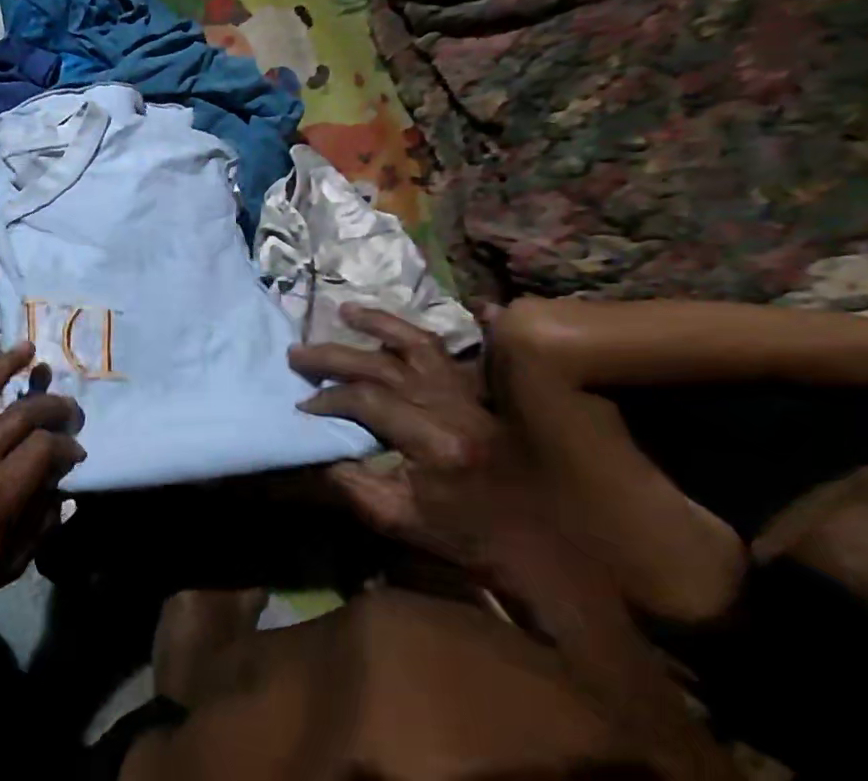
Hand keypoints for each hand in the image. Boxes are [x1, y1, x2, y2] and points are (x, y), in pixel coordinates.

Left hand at [0, 343, 84, 640]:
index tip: (76, 453)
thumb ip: (44, 516)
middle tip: (68, 406)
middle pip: (19, 414)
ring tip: (25, 348)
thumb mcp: (16, 558)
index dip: (67, 446)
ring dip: (2, 367)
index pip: (45, 448)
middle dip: (50, 404)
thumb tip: (62, 483)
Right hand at [289, 305, 556, 583]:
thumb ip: (352, 484)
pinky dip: (484, 328)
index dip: (327, 399)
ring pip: (426, 347)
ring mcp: (484, 399)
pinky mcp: (504, 400)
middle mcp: (459, 408)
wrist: (571, 561)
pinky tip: (476, 307)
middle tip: (296, 354)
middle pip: (385, 365)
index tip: (301, 407)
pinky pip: (487, 355)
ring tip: (346, 310)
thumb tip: (315, 451)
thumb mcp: (403, 523)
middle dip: (335, 356)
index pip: (365, 400)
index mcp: (434, 441)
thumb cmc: (479, 545)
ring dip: (383, 324)